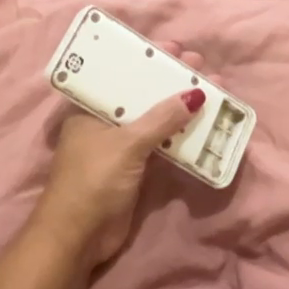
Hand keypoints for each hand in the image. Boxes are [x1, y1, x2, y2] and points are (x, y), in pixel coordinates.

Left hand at [29, 43, 209, 268]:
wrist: (76, 240)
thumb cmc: (92, 181)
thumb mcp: (127, 145)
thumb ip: (162, 119)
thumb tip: (197, 94)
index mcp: (91, 106)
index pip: (123, 71)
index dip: (150, 58)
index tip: (178, 49)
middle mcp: (105, 120)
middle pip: (143, 92)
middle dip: (172, 80)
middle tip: (201, 65)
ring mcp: (120, 144)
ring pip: (155, 117)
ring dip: (180, 106)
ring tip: (212, 89)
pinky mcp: (133, 166)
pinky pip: (160, 141)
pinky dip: (179, 133)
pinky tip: (202, 124)